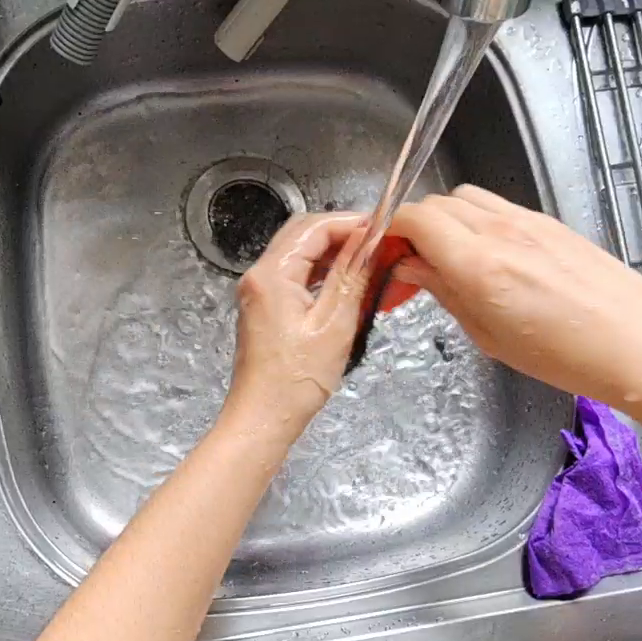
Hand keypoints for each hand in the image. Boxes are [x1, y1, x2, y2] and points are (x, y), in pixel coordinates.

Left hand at [223, 212, 370, 437]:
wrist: (262, 417)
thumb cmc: (296, 380)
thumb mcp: (335, 324)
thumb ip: (352, 276)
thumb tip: (370, 243)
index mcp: (272, 274)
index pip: (314, 227)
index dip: (351, 223)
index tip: (383, 228)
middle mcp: (259, 276)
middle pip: (302, 235)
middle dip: (341, 233)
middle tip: (378, 242)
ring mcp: (258, 293)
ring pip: (298, 255)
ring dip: (332, 253)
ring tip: (369, 261)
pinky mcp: (263, 309)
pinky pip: (294, 277)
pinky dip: (320, 273)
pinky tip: (346, 283)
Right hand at [386, 185, 641, 416]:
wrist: (640, 343)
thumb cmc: (564, 355)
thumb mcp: (487, 335)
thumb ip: (444, 291)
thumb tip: (412, 267)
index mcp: (477, 262)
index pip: (413, 217)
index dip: (390, 234)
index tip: (387, 263)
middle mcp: (499, 228)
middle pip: (435, 203)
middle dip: (413, 230)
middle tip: (411, 270)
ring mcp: (528, 219)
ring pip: (465, 199)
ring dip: (444, 223)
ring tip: (449, 264)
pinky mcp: (550, 222)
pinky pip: (496, 207)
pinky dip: (475, 223)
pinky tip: (486, 260)